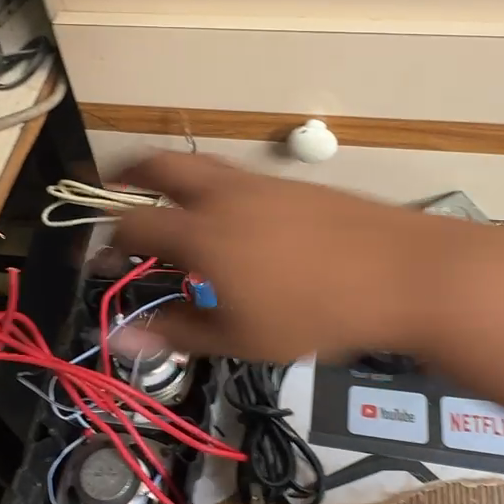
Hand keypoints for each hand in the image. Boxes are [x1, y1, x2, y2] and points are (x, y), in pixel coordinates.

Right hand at [111, 153, 475, 360]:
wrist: (402, 272)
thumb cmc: (316, 313)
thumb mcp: (242, 337)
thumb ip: (179, 331)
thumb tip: (123, 336)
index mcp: (201, 232)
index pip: (133, 226)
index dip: (108, 243)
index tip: (101, 259)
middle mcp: (224, 194)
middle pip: (160, 166)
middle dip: (129, 175)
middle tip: (114, 190)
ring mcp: (261, 183)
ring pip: (202, 166)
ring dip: (174, 178)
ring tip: (170, 204)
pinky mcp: (293, 185)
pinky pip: (237, 177)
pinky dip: (213, 188)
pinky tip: (230, 219)